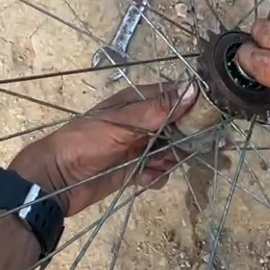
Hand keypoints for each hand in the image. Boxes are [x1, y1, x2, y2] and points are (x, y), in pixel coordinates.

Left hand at [10, 82, 196, 216]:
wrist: (57, 180)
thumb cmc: (87, 142)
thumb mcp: (124, 122)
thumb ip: (159, 109)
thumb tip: (192, 90)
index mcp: (136, 102)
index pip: (173, 97)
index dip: (193, 105)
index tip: (213, 116)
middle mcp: (140, 122)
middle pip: (176, 127)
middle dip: (186, 139)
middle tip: (196, 149)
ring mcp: (137, 146)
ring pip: (169, 151)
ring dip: (169, 160)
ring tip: (157, 166)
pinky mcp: (133, 170)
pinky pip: (157, 172)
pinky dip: (155, 176)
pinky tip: (145, 180)